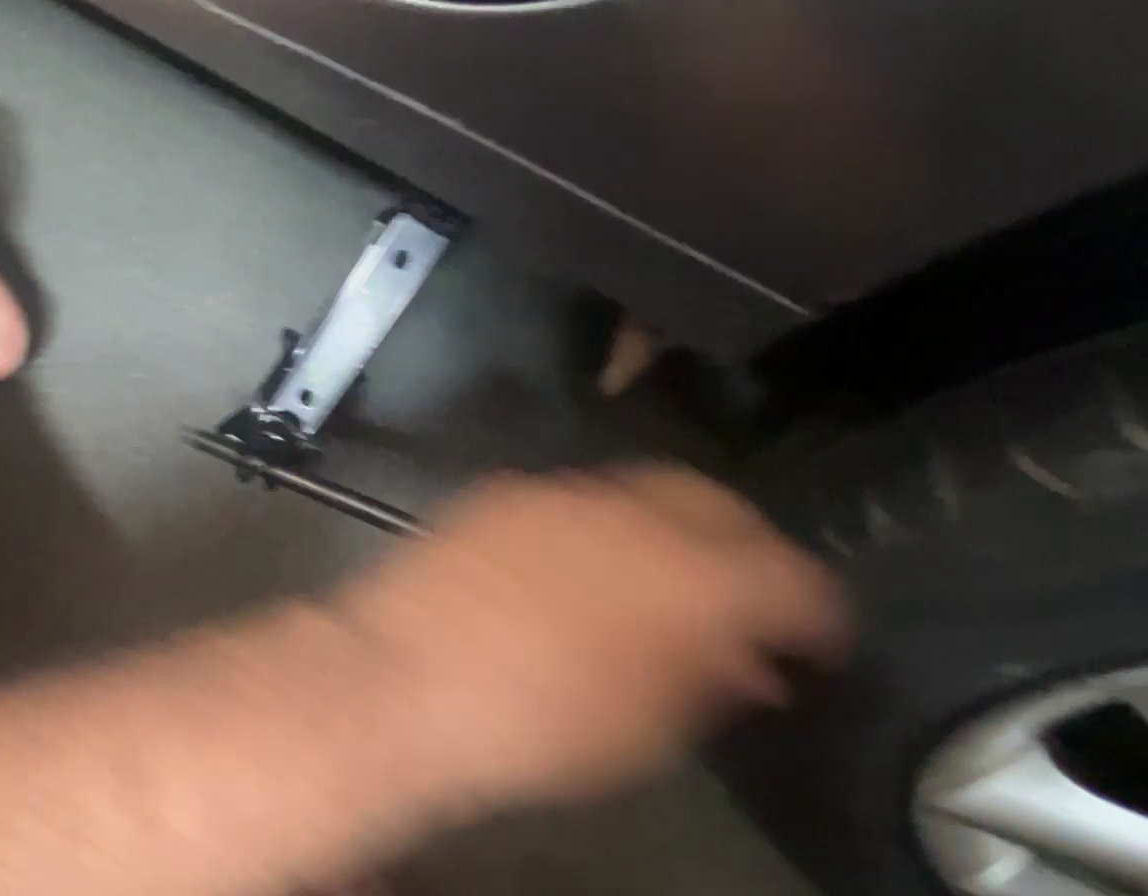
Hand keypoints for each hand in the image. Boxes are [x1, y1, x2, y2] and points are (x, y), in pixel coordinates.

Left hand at [342, 466, 849, 803]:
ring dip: (669, 532)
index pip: (791, 574)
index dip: (815, 610)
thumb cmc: (533, 724)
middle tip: (744, 596)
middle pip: (717, 504)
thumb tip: (745, 659)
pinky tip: (584, 565)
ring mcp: (555, 493)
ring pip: (642, 491)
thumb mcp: (649, 726)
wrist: (401, 679)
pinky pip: (571, 498)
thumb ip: (712, 677)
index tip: (814, 639)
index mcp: (688, 574)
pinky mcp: (497, 492)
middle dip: (745, 546)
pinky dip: (599, 526)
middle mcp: (628, 512)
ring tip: (662, 581)